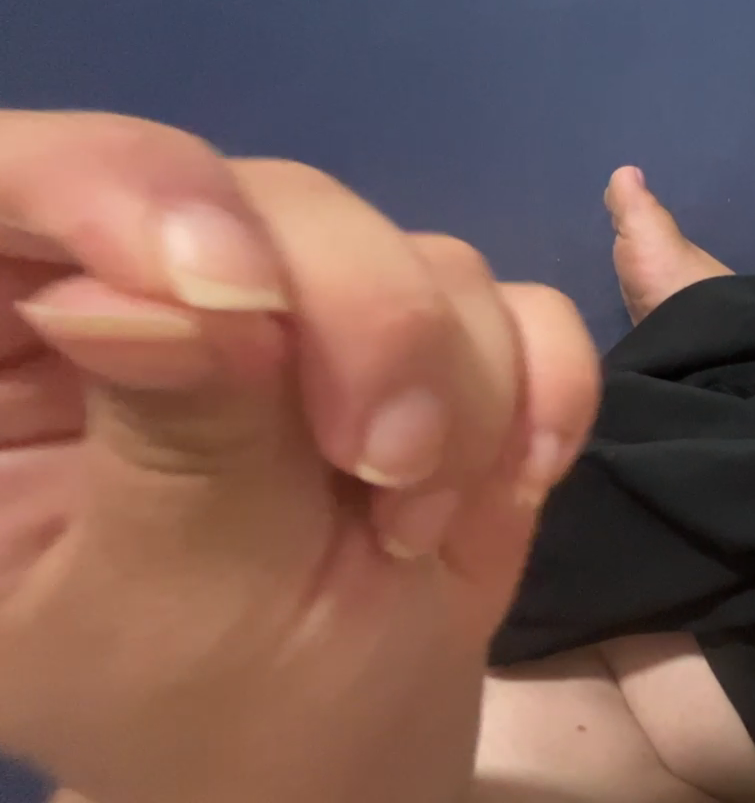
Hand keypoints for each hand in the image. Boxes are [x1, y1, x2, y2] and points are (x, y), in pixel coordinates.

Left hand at [0, 112, 600, 802]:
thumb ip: (184, 438)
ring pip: (440, 261)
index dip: (122, 186)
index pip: (18, 184)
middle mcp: (203, 302)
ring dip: (470, 392)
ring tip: (425, 517)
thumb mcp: (181, 592)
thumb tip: (148, 295)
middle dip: (377, 330)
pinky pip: (536, 307)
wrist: (373, 717)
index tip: (235, 288)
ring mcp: (353, 312)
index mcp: (30, 363)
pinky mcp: (470, 334)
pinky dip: (553, 387)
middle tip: (393, 460)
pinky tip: (522, 476)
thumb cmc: (228, 696)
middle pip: (294, 205)